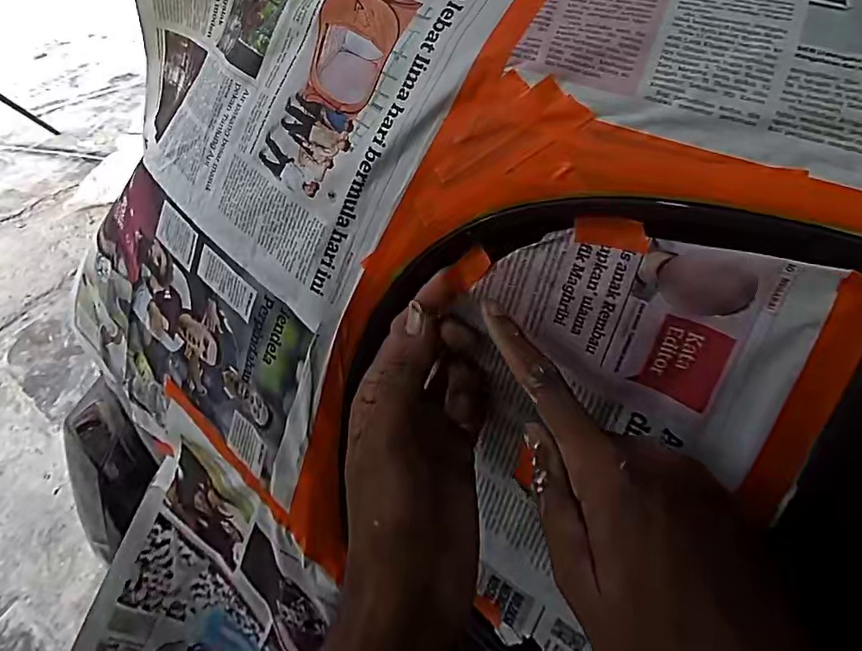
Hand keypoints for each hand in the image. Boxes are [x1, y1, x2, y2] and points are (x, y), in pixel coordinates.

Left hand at [327, 270, 487, 650]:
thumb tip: (416, 313)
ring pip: (451, 374)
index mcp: (376, 394)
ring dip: (465, 364)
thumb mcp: (388, 435)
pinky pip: (470, 406)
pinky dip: (478, 396)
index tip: (454, 274)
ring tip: (474, 375)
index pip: (402, 334)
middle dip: (448, 333)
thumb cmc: (391, 511)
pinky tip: (485, 398)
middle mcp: (401, 402)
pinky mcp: (457, 449)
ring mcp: (430, 426)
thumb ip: (402, 373)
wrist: (414, 588)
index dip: (425, 303)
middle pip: (427, 349)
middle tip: (470, 337)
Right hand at [483, 301, 800, 650]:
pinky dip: (655, 508)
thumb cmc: (654, 635)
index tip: (499, 314)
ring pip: (631, 466)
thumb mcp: (581, 582)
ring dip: (621, 496)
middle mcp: (653, 459)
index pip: (551, 396)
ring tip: (640, 564)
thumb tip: (535, 435)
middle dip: (583, 475)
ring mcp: (694, 475)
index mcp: (609, 476)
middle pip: (594, 444)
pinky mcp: (725, 496)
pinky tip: (670, 562)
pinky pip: (667, 482)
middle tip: (596, 542)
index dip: (519, 351)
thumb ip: (553, 500)